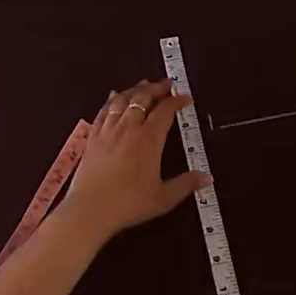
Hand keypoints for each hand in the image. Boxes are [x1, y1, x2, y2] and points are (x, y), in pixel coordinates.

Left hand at [53, 80, 207, 242]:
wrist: (90, 209)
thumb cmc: (126, 204)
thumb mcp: (163, 198)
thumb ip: (186, 184)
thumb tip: (205, 178)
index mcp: (148, 140)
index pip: (165, 111)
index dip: (177, 101)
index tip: (184, 99)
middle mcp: (127, 129)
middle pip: (142, 98)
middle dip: (156, 88)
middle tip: (165, 84)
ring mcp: (107, 131)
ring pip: (121, 100)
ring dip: (134, 89)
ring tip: (143, 85)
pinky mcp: (92, 138)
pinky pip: (102, 111)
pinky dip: (110, 100)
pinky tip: (113, 97)